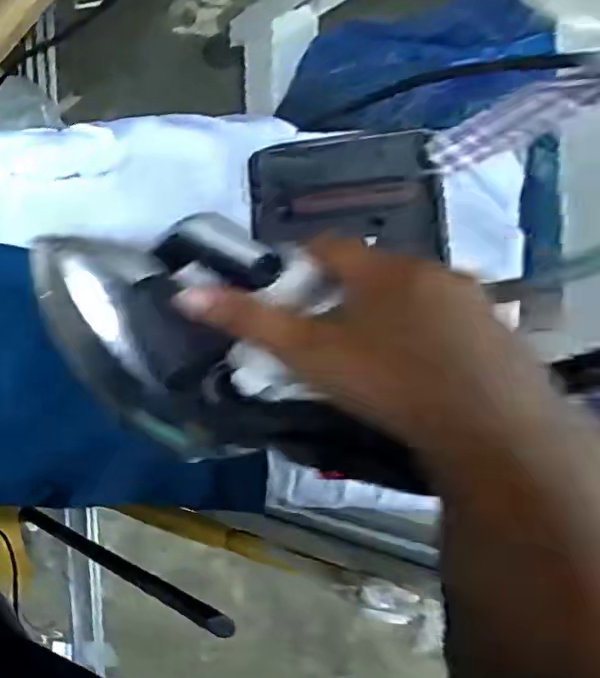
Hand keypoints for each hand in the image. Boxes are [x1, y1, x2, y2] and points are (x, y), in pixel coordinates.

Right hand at [175, 238, 563, 461]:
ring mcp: (474, 302)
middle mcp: (436, 273)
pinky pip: (433, 318)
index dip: (288, 262)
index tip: (266, 292)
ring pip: (399, 295)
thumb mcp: (301, 350)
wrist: (494, 432)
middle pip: (363, 270)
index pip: (325, 245)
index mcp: (387, 269)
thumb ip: (244, 318)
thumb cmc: (385, 379)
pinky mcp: (496, 333)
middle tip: (297, 328)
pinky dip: (404, 331)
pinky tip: (391, 365)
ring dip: (367, 312)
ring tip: (340, 349)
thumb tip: (182, 293)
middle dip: (326, 292)